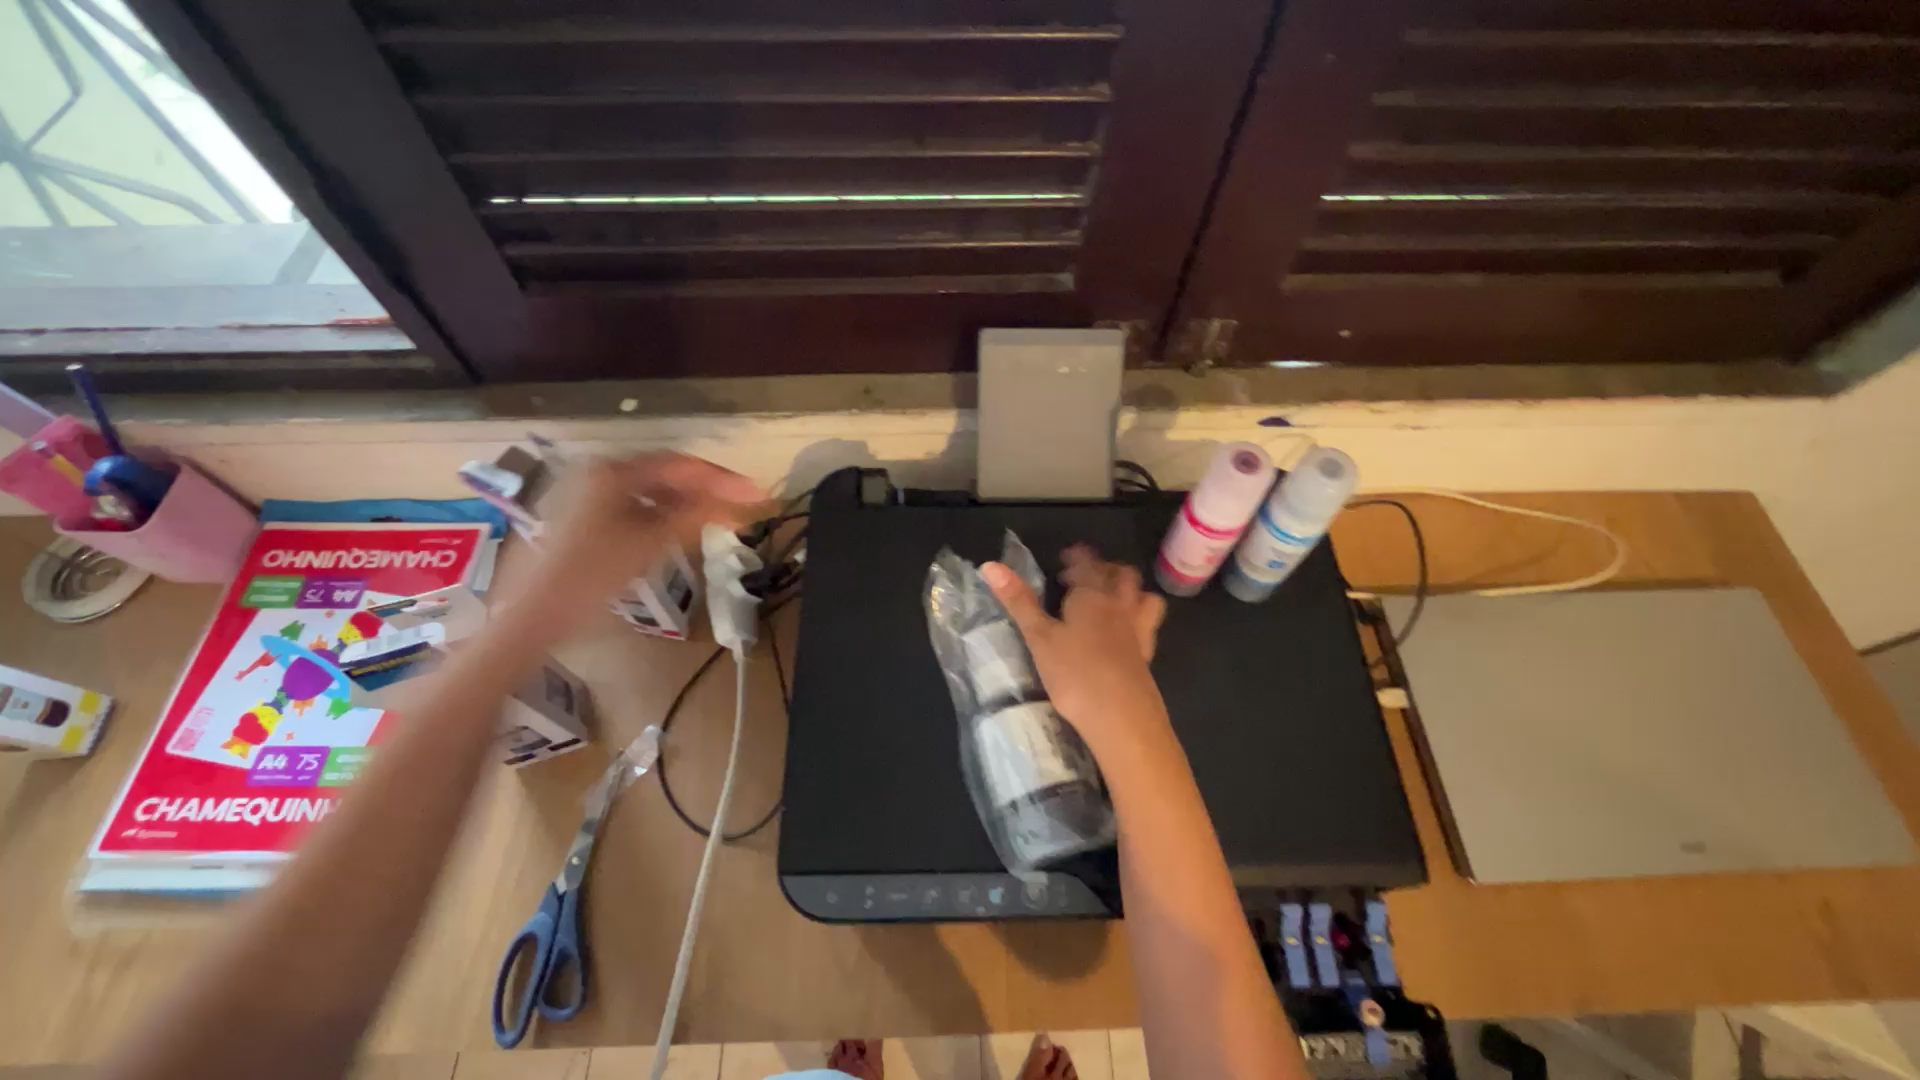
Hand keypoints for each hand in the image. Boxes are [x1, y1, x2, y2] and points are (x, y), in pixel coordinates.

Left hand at [524, 452, 763, 623]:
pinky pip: (637, 506)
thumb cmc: (589, 577)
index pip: (682, 466)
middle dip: (708, 490)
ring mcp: (589, 494)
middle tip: (744, 506)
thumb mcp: (649, 545)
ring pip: (652, 492)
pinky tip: (683, 529)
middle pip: (667, 475)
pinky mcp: (585, 517)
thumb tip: (740, 504)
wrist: (530, 616)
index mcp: (613, 471)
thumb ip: (697, 518)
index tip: (757, 496)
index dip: (723, 480)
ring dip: (688, 503)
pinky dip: (665, 515)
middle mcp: (600, 473)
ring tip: (722, 517)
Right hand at [982, 545, 1170, 754]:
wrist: (1122, 717)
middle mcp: (1120, 605)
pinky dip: (1138, 616)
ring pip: (1142, 595)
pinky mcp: (1146, 654)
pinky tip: (1125, 632)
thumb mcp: (1039, 638)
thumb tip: (989, 565)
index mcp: (1092, 596)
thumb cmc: (1074, 674)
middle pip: (1120, 574)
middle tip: (1083, 577)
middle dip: (1103, 568)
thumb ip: (1018, 601)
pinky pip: (1148, 623)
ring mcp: (1138, 630)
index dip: (1076, 557)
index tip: (1064, 558)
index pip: (1087, 564)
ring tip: (1111, 597)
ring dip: (1128, 589)